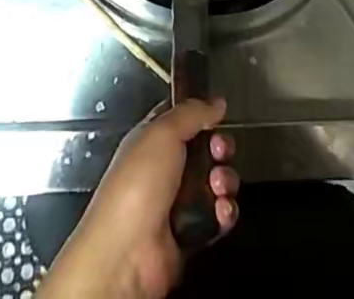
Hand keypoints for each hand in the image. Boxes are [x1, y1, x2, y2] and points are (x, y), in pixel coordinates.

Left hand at [37, 99, 238, 298]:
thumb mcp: (162, 133)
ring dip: (224, 181)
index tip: (217, 116)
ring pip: (216, 182)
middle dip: (220, 148)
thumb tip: (216, 102)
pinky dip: (225, 213)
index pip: (183, 121)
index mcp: (152, 140)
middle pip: (205, 150)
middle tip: (220, 151)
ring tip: (217, 186)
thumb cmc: (138, 183)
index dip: (201, 117)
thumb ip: (191, 113)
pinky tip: (221, 211)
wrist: (128, 250)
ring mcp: (179, 201)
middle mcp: (165, 168)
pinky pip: (220, 217)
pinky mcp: (193, 232)